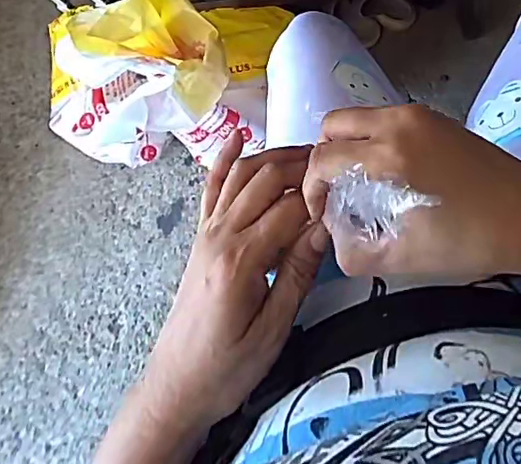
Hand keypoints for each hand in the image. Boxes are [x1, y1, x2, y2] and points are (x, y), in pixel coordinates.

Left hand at [97, 134, 329, 463]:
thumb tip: (325, 226)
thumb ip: (298, 274)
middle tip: (332, 161)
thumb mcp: (272, 331)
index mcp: (241, 259)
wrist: (176, 385)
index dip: (319, 197)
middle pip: (265, 179)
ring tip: (304, 150)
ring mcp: (207, 230)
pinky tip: (236, 136)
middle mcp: (221, 233)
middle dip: (300, 164)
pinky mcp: (201, 234)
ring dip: (272, 155)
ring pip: (241, 175)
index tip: (344, 194)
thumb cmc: (227, 367)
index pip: (289, 209)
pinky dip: (224, 158)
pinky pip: (212, 186)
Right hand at [301, 103, 520, 279]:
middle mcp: (398, 122)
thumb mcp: (411, 259)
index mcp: (389, 154)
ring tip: (361, 182)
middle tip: (336, 190)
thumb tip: (335, 241)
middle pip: (334, 123)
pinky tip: (391, 171)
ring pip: (360, 116)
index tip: (321, 211)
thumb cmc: (473, 240)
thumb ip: (359, 254)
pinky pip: (385, 117)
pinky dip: (372, 137)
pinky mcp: (435, 116)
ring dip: (348, 144)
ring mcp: (418, 113)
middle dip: (324, 156)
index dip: (312, 187)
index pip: (324, 157)